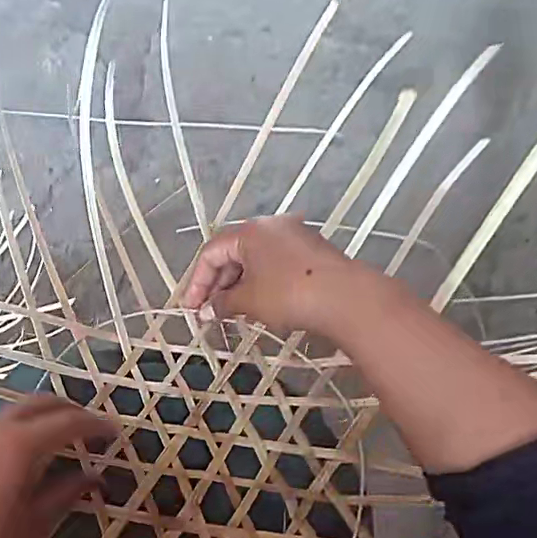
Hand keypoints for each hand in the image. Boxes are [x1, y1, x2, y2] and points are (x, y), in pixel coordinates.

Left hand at [0, 396, 115, 537]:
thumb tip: (96, 476)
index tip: (115, 432)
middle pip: (44, 402)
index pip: (69, 422)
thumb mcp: (34, 520)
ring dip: (47, 414)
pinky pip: (2, 420)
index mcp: (22, 443)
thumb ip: (68, 491)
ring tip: (65, 435)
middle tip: (93, 428)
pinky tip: (28, 449)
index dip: (96, 425)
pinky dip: (24, 423)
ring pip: (20, 408)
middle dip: (73, 409)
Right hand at [177, 215, 384, 336]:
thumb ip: (222, 303)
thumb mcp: (248, 300)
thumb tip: (209, 310)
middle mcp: (271, 226)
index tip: (192, 308)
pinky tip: (259, 303)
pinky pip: (274, 263)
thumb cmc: (289, 294)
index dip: (197, 282)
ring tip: (232, 310)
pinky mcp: (311, 252)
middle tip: (210, 311)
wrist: (345, 299)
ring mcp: (295, 236)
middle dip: (217, 283)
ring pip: (255, 258)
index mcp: (250, 231)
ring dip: (238, 284)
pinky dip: (260, 281)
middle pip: (233, 252)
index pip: (211, 253)